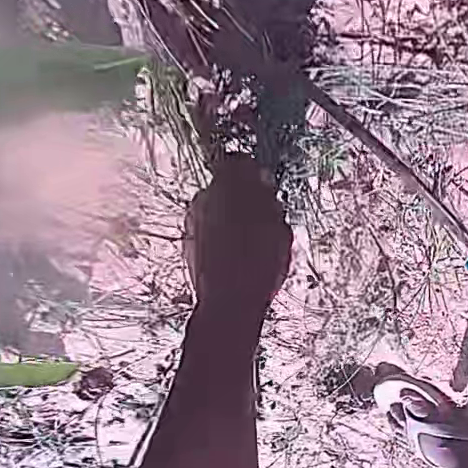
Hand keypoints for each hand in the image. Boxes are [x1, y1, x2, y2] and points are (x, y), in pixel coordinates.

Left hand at [184, 155, 291, 326]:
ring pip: (215, 208)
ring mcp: (193, 222)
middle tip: (264, 214)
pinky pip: (208, 229)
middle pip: (225, 186)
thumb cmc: (254, 270)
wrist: (228, 304)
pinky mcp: (189, 243)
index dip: (254, 172)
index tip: (264, 182)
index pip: (239, 163)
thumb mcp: (279, 231)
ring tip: (252, 240)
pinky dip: (220, 235)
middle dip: (243, 197)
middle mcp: (204, 200)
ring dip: (231, 217)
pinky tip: (237, 253)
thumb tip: (264, 184)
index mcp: (228, 189)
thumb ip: (270, 201)